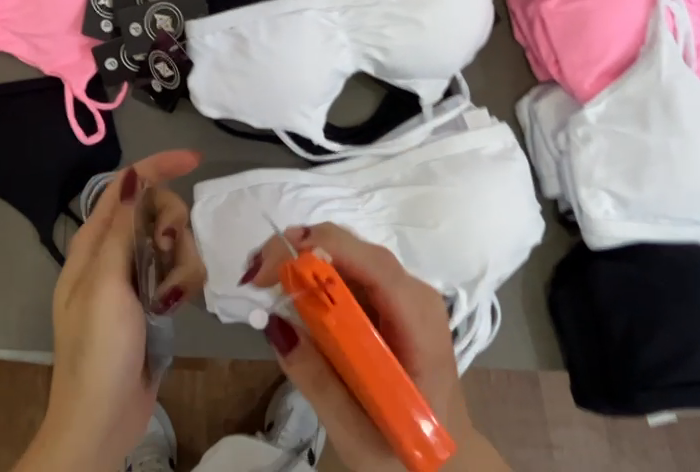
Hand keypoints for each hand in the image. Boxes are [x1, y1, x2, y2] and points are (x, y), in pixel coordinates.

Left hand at [14, 150, 205, 471]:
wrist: (102, 418)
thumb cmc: (98, 348)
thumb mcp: (106, 284)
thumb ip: (122, 229)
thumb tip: (133, 176)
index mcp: (93, 243)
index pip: (125, 186)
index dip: (157, 166)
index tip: (194, 160)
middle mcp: (113, 253)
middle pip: (156, 212)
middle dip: (174, 226)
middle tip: (171, 250)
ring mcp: (135, 279)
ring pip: (174, 244)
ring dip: (181, 263)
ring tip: (172, 296)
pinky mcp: (154, 302)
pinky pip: (179, 274)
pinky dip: (183, 283)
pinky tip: (177, 306)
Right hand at [247, 224, 509, 471]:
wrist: (446, 461)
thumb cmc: (409, 452)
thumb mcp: (359, 434)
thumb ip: (318, 383)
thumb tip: (274, 323)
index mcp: (420, 325)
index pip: (375, 266)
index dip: (321, 251)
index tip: (270, 268)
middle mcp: (414, 295)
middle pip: (355, 249)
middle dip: (299, 250)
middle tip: (254, 276)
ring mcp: (401, 294)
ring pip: (346, 253)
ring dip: (300, 258)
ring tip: (261, 280)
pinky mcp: (387, 299)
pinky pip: (345, 270)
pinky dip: (310, 272)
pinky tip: (285, 286)